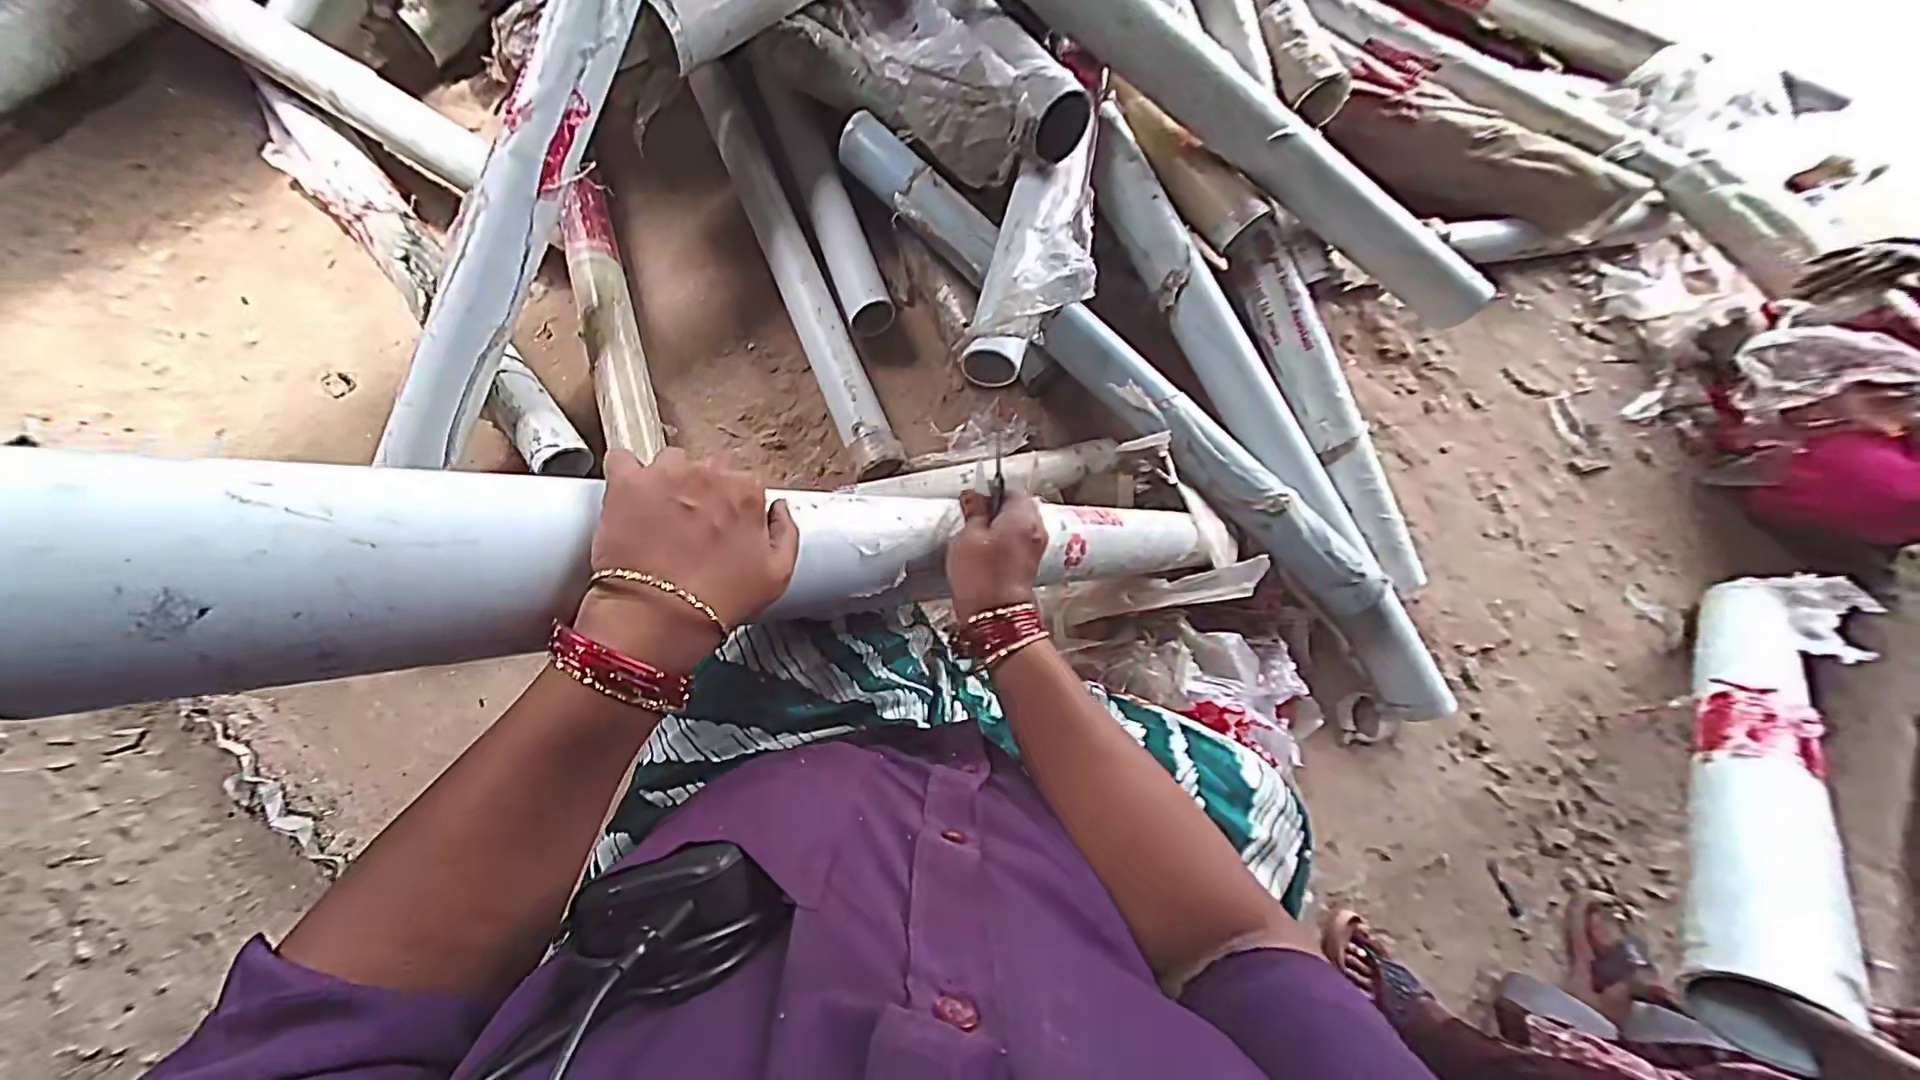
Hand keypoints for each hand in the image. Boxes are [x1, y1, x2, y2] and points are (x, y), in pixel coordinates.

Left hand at [575, 449, 799, 671]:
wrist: (660, 614)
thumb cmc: (719, 598)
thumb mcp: (778, 575)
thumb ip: (787, 532)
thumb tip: (780, 509)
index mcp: (747, 492)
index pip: (746, 482)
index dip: (735, 506)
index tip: (725, 526)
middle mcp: (709, 474)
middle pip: (709, 468)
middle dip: (703, 490)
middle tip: (694, 525)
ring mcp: (666, 475)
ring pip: (670, 463)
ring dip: (668, 480)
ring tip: (661, 513)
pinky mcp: (626, 482)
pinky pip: (623, 460)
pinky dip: (626, 473)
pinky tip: (630, 496)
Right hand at [946, 489, 1047, 622]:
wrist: (995, 614)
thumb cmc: (981, 573)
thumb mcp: (968, 536)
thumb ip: (974, 512)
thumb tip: (973, 496)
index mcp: (1023, 516)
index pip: (1010, 490)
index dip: (989, 493)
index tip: (972, 502)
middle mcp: (1036, 529)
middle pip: (1018, 507)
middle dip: (996, 509)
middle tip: (973, 518)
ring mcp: (1035, 548)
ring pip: (1018, 526)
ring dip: (1000, 526)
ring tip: (977, 537)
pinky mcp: (1030, 564)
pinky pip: (1019, 542)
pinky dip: (1005, 541)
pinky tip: (986, 551)